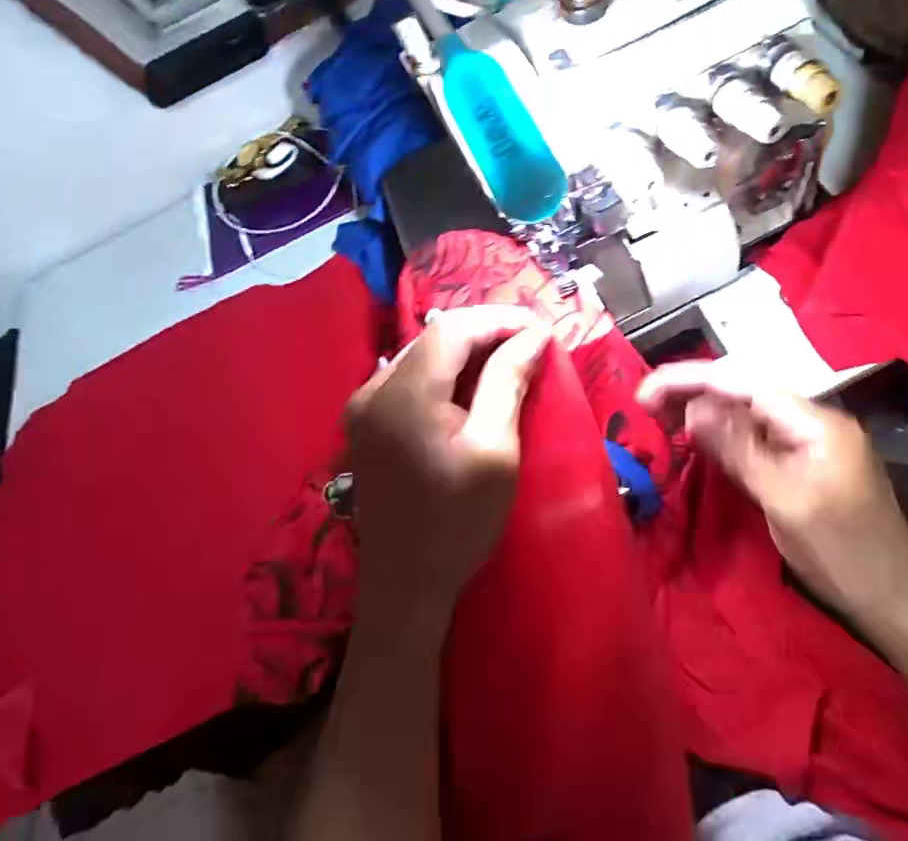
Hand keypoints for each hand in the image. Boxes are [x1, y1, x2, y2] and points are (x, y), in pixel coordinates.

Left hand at [346, 306, 551, 606]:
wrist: (405, 587)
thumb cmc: (458, 522)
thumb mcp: (496, 449)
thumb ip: (508, 382)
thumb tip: (533, 335)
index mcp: (404, 395)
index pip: (454, 328)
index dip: (501, 319)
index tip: (544, 330)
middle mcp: (373, 391)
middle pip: (435, 336)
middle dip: (488, 330)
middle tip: (534, 343)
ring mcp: (363, 408)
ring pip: (422, 353)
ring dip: (469, 349)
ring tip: (513, 358)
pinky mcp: (366, 425)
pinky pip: (410, 377)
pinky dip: (448, 370)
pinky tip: (474, 384)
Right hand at [637, 360, 907, 624]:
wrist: (893, 599)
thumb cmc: (842, 554)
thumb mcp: (784, 501)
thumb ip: (740, 449)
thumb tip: (695, 406)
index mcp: (818, 421)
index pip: (746, 383)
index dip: (693, 379)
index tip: (646, 389)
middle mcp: (818, 419)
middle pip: (749, 390)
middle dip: (697, 390)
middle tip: (646, 403)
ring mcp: (816, 440)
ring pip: (754, 412)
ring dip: (711, 409)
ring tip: (663, 413)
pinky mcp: (810, 460)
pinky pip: (764, 436)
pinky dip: (731, 434)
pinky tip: (705, 436)